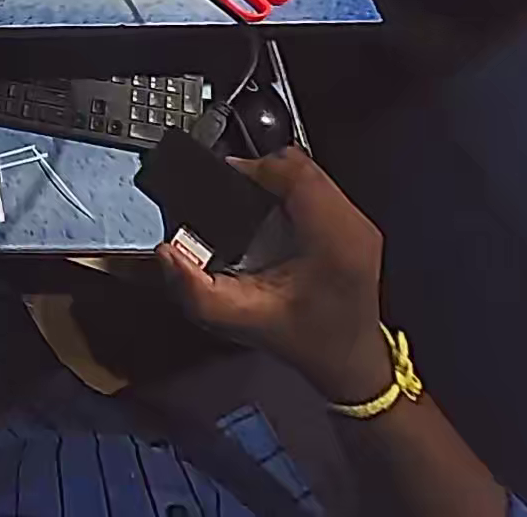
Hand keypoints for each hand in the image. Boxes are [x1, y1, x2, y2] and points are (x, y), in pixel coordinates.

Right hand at [156, 146, 390, 403]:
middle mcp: (353, 226)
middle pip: (300, 165)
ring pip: (308, 171)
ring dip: (274, 177)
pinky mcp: (356, 224)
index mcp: (332, 242)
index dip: (256, 168)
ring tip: (251, 201)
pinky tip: (273, 211)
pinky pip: (316, 185)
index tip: (229, 180)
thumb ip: (196, 291)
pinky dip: (289, 187)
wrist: (348, 363)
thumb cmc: (302, 339)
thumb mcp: (238, 318)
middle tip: (235, 192)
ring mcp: (360, 224)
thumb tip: (167, 252)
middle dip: (261, 171)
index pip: (295, 172)